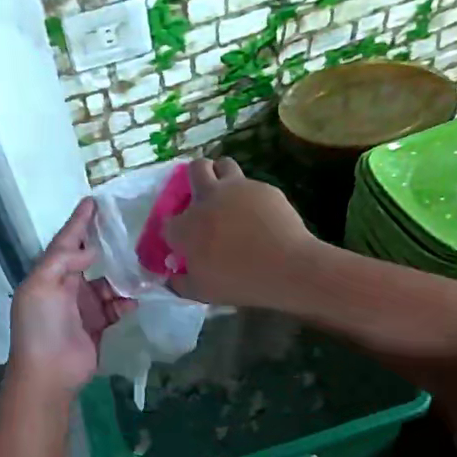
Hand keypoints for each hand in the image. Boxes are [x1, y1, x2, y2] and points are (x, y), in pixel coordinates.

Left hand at [9, 198, 133, 394]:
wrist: (49, 372)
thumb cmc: (40, 326)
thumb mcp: (42, 286)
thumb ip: (62, 261)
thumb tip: (90, 249)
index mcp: (49, 275)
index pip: (66, 242)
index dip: (79, 222)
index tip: (94, 201)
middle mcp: (66, 287)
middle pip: (90, 260)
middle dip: (107, 246)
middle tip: (129, 228)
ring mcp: (83, 308)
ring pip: (108, 283)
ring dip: (123, 277)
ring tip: (142, 267)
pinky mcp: (98, 326)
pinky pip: (116, 307)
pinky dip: (126, 302)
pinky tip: (136, 298)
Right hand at [166, 158, 321, 307]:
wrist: (287, 267)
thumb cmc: (239, 282)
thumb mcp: (202, 292)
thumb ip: (181, 283)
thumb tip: (173, 277)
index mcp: (187, 226)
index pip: (169, 223)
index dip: (175, 234)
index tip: (184, 245)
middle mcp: (208, 199)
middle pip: (195, 169)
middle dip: (195, 179)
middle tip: (203, 198)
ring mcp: (237, 189)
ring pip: (223, 164)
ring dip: (220, 175)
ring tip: (228, 196)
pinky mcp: (263, 188)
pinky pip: (251, 185)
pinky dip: (249, 197)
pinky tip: (258, 215)